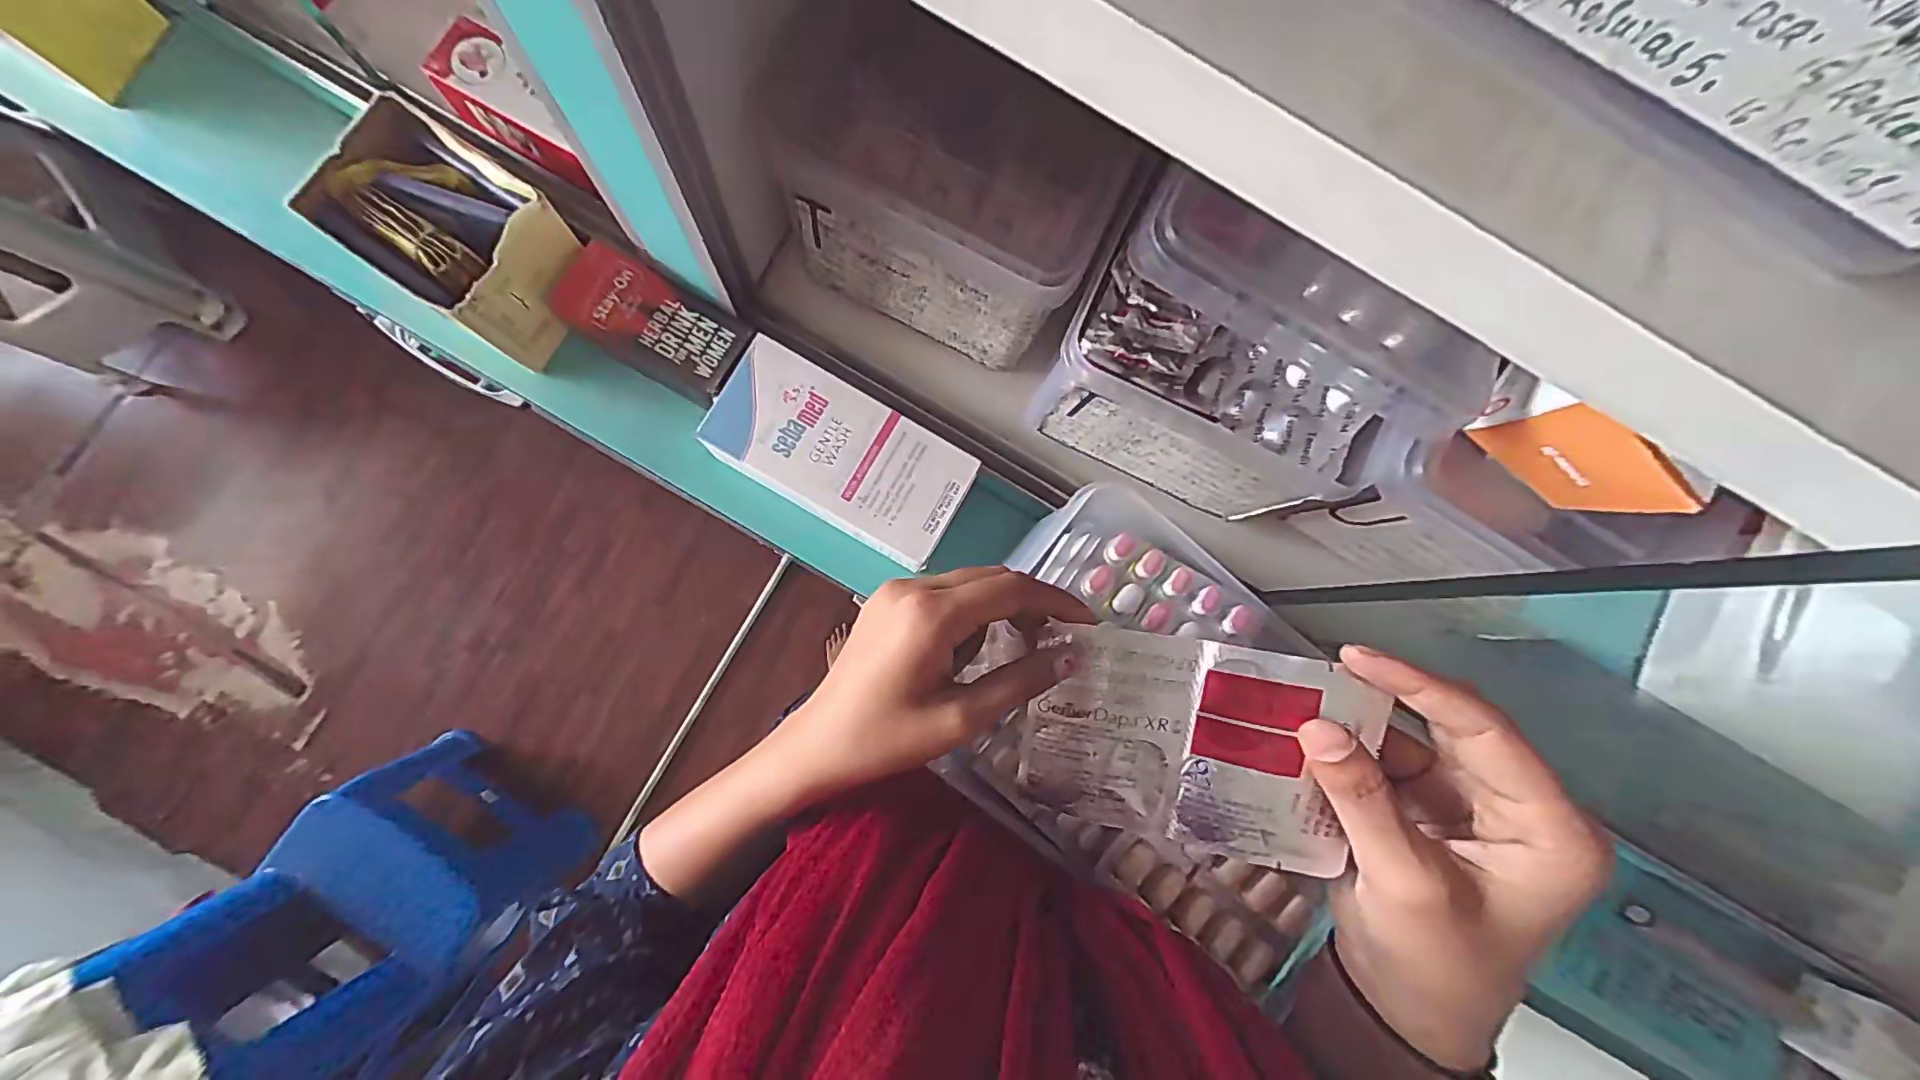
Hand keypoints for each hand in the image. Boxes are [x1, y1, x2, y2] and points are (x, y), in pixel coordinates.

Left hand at [765, 566, 1092, 807]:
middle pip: (992, 578)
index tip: (1086, 622)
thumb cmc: (885, 741)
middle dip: (1031, 603)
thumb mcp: (960, 719)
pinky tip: (968, 650)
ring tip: (1012, 651)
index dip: (1056, 601)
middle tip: (1057, 640)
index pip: (1012, 588)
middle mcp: (913, 587)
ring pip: (970, 582)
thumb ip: (1019, 682)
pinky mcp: (886, 599)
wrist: (815, 745)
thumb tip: (1070, 657)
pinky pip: (945, 592)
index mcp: (932, 614)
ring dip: (1000, 608)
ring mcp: (896, 590)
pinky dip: (971, 612)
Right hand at [1294, 646, 1612, 1071]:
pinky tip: (1312, 741)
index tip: (1358, 657)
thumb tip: (1315, 727)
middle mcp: (1516, 808)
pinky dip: (1348, 752)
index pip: (1485, 732)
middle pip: (1449, 729)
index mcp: (1548, 830)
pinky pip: (1386, 764)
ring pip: (1411, 742)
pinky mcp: (1427, 811)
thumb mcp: (1400, 883)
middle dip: (1386, 699)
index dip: (1420, 686)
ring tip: (1306, 704)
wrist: (1408, 1009)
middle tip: (1328, 671)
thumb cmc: (1433, 964)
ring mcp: (1470, 807)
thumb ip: (1360, 801)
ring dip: (1359, 726)